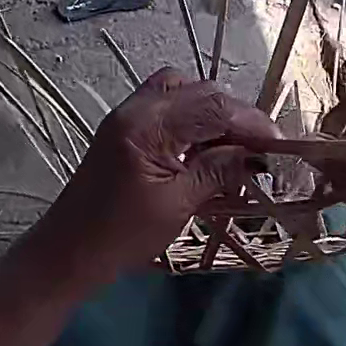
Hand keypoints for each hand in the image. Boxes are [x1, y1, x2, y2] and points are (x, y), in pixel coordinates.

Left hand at [25, 68, 279, 287]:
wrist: (66, 253)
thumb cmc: (120, 236)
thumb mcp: (177, 204)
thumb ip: (218, 171)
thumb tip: (257, 156)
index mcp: (148, 125)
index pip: (213, 106)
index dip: (252, 123)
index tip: (279, 146)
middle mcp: (138, 108)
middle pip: (202, 92)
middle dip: (237, 117)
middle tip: (260, 150)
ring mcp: (130, 115)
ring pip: (185, 93)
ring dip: (216, 115)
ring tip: (236, 148)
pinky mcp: (128, 128)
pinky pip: (170, 107)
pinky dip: (195, 120)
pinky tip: (208, 148)